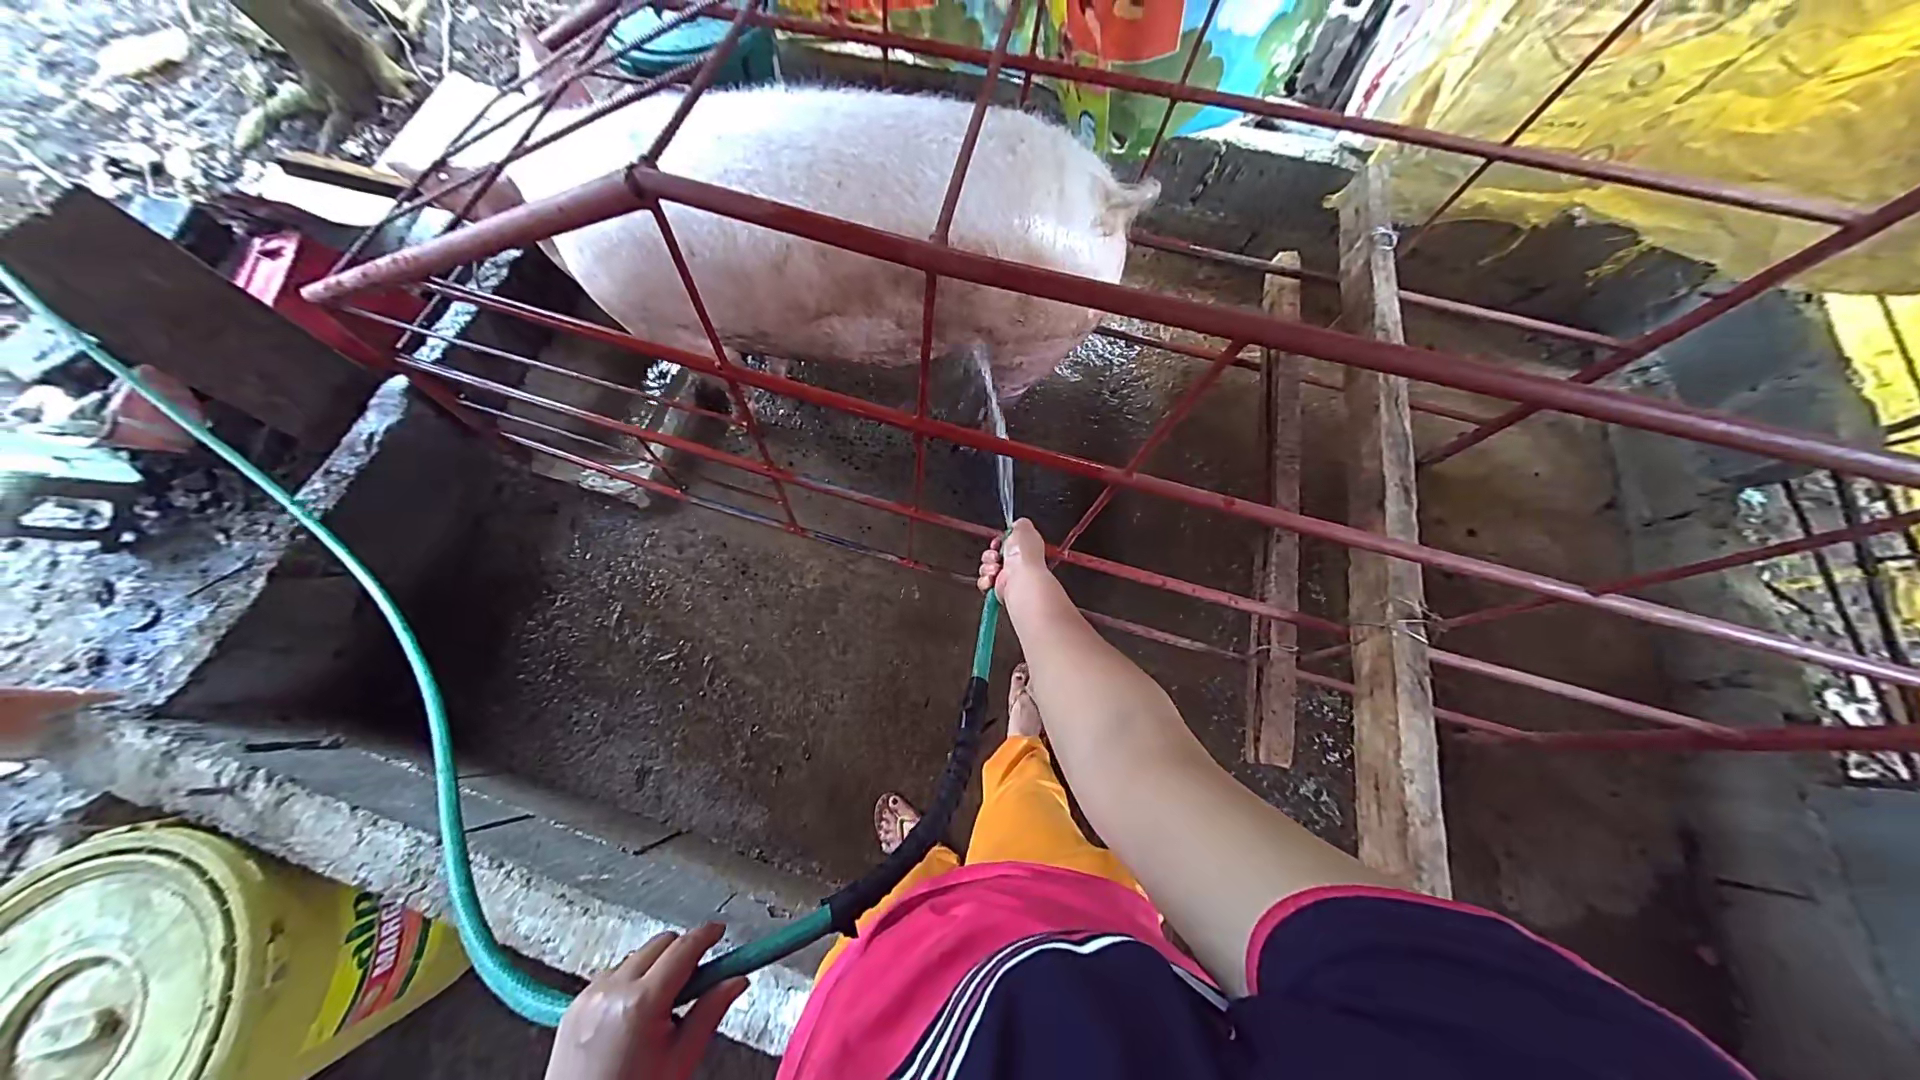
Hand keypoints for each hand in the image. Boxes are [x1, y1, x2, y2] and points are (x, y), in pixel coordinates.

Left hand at [544, 923, 746, 1079]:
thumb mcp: (682, 1058)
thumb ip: (711, 1011)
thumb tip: (736, 980)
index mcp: (642, 1003)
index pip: (683, 948)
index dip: (706, 935)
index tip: (718, 932)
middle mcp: (612, 992)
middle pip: (660, 944)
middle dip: (681, 953)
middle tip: (696, 979)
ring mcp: (588, 998)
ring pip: (636, 957)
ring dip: (655, 967)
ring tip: (662, 1004)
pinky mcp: (574, 1007)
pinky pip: (611, 975)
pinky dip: (629, 981)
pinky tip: (636, 1012)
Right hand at [976, 518, 1048, 603]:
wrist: (1020, 578)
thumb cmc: (1025, 556)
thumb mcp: (1024, 529)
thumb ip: (1020, 524)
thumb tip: (1017, 524)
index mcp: (1024, 550)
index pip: (1006, 544)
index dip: (998, 542)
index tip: (997, 543)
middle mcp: (1017, 565)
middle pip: (994, 556)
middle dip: (990, 554)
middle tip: (996, 556)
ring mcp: (1007, 578)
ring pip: (987, 568)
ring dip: (987, 567)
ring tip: (995, 569)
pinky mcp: (999, 590)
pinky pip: (985, 582)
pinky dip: (985, 580)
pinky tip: (992, 578)